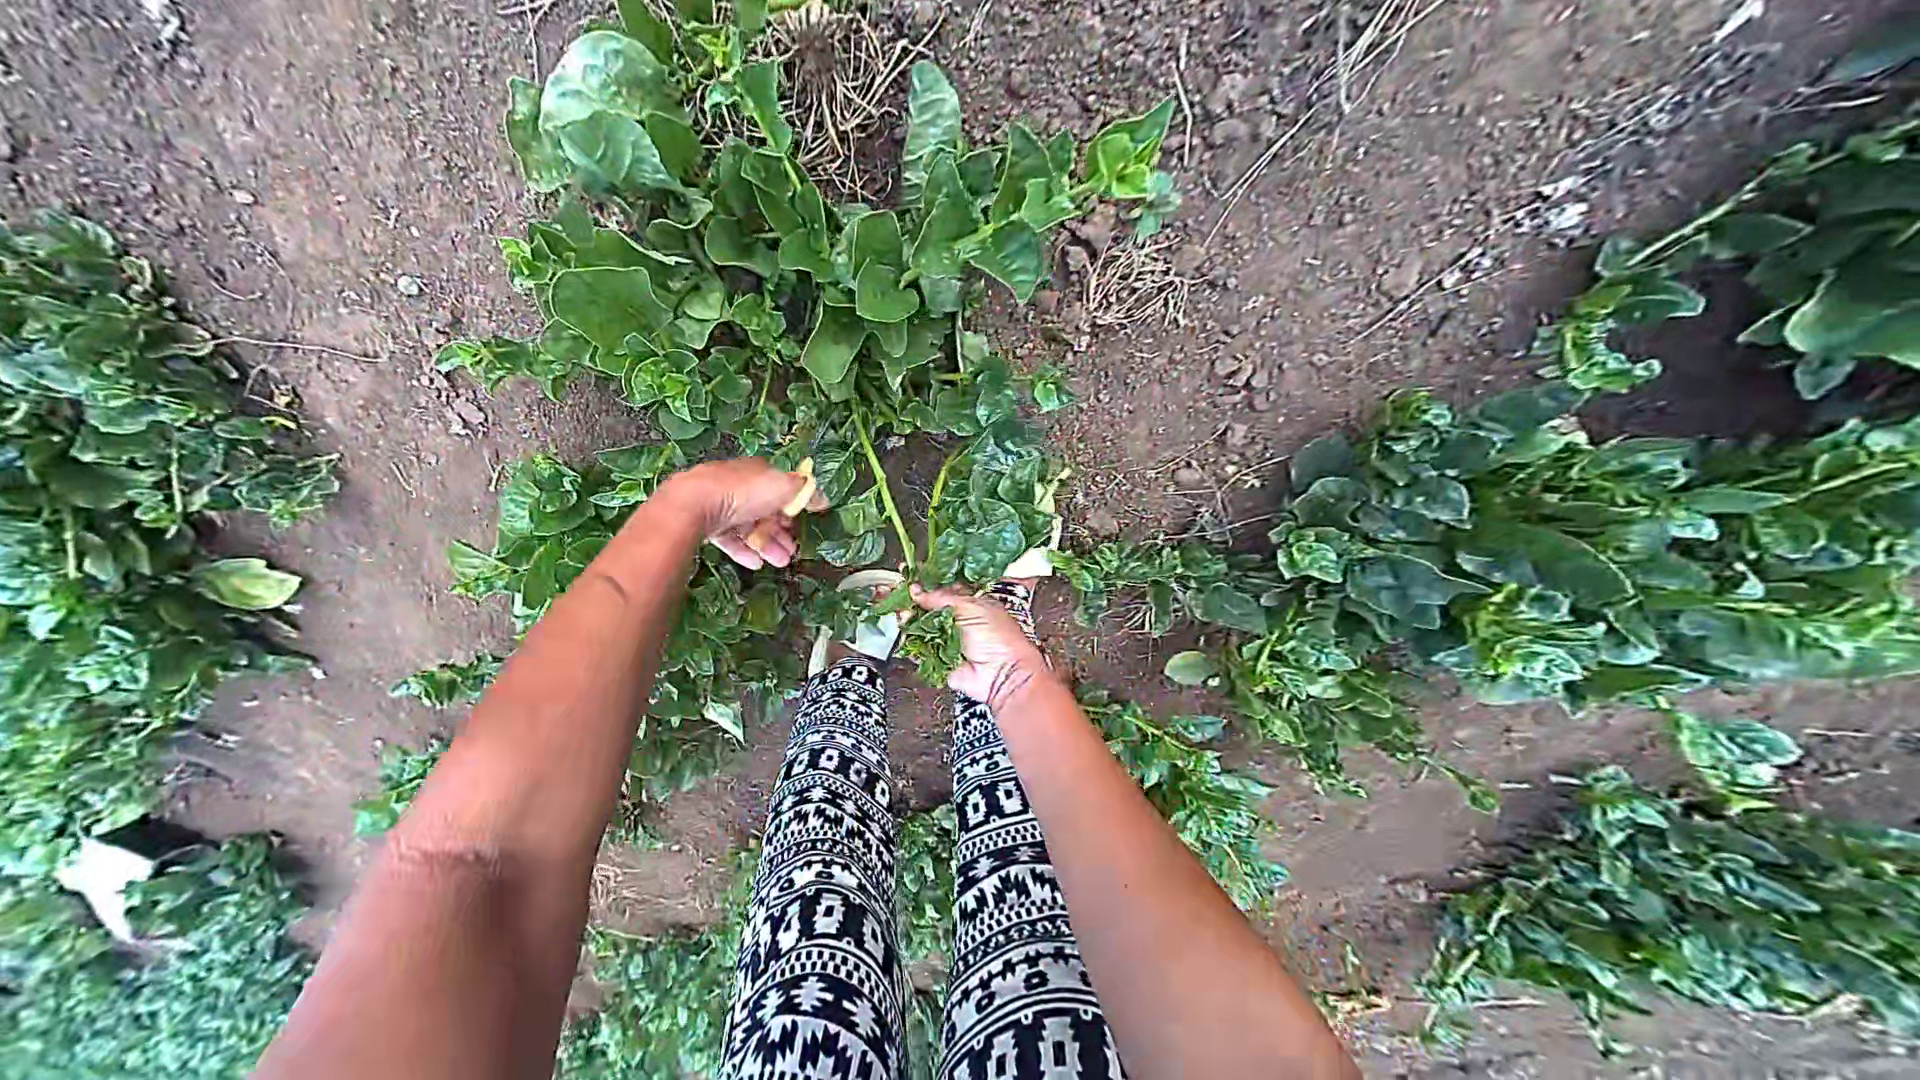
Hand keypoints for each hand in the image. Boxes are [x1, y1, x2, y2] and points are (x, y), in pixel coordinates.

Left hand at [660, 459, 828, 568]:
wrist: (693, 505)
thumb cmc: (743, 492)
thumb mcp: (784, 487)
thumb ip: (805, 493)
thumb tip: (824, 498)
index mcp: (757, 472)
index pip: (780, 489)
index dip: (793, 507)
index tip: (802, 525)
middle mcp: (738, 485)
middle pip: (765, 511)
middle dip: (781, 532)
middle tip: (794, 551)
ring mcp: (720, 504)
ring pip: (748, 527)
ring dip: (767, 545)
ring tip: (780, 562)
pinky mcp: (705, 523)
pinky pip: (729, 538)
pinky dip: (743, 551)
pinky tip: (755, 564)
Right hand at [911, 585, 1050, 706]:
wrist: (1003, 675)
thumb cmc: (998, 638)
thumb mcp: (970, 608)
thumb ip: (941, 598)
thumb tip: (917, 591)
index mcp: (970, 604)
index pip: (943, 591)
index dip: (926, 586)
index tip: (910, 581)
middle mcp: (958, 622)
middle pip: (928, 610)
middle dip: (914, 604)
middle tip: (901, 598)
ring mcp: (947, 641)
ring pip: (921, 629)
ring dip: (910, 622)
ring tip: (903, 615)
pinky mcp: (939, 660)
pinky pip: (919, 650)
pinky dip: (911, 643)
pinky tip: (905, 634)